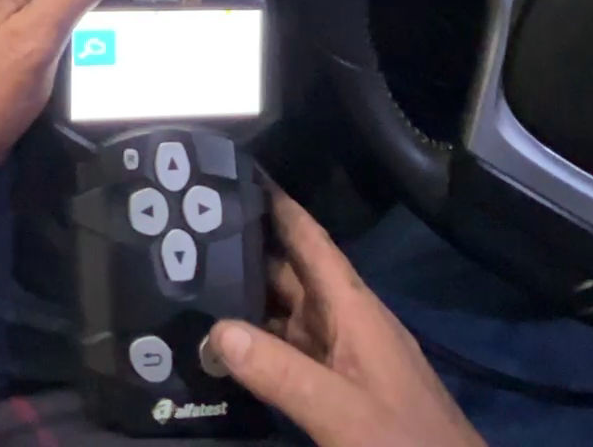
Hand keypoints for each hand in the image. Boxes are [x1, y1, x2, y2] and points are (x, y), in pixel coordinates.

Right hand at [207, 185, 485, 446]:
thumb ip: (281, 372)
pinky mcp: (337, 392)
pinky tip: (220, 345)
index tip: (235, 172)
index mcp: (354, 309)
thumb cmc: (407, 446)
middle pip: (288, 274)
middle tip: (184, 232)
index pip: (310, 240)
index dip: (278, 204)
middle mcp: (345, 324)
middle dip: (242, 251)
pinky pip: (286, 353)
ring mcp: (342, 360)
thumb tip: (214, 329)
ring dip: (244, 299)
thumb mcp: (344, 413)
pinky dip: (254, 343)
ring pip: (284, 314)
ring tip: (188, 280)